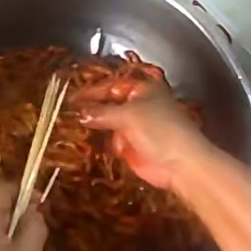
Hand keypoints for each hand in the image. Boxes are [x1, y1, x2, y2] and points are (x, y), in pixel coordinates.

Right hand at [79, 80, 213, 191]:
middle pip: (108, 102)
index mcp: (142, 88)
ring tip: (73, 126)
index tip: (72, 97)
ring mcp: (135, 126)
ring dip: (94, 124)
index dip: (91, 91)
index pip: (110, 85)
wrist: (181, 165)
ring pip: (108, 121)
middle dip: (90, 107)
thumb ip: (100, 112)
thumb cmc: (159, 130)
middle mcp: (138, 104)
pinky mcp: (131, 146)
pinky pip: (110, 139)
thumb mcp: (127, 115)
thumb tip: (79, 113)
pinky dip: (100, 140)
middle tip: (69, 110)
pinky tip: (85, 140)